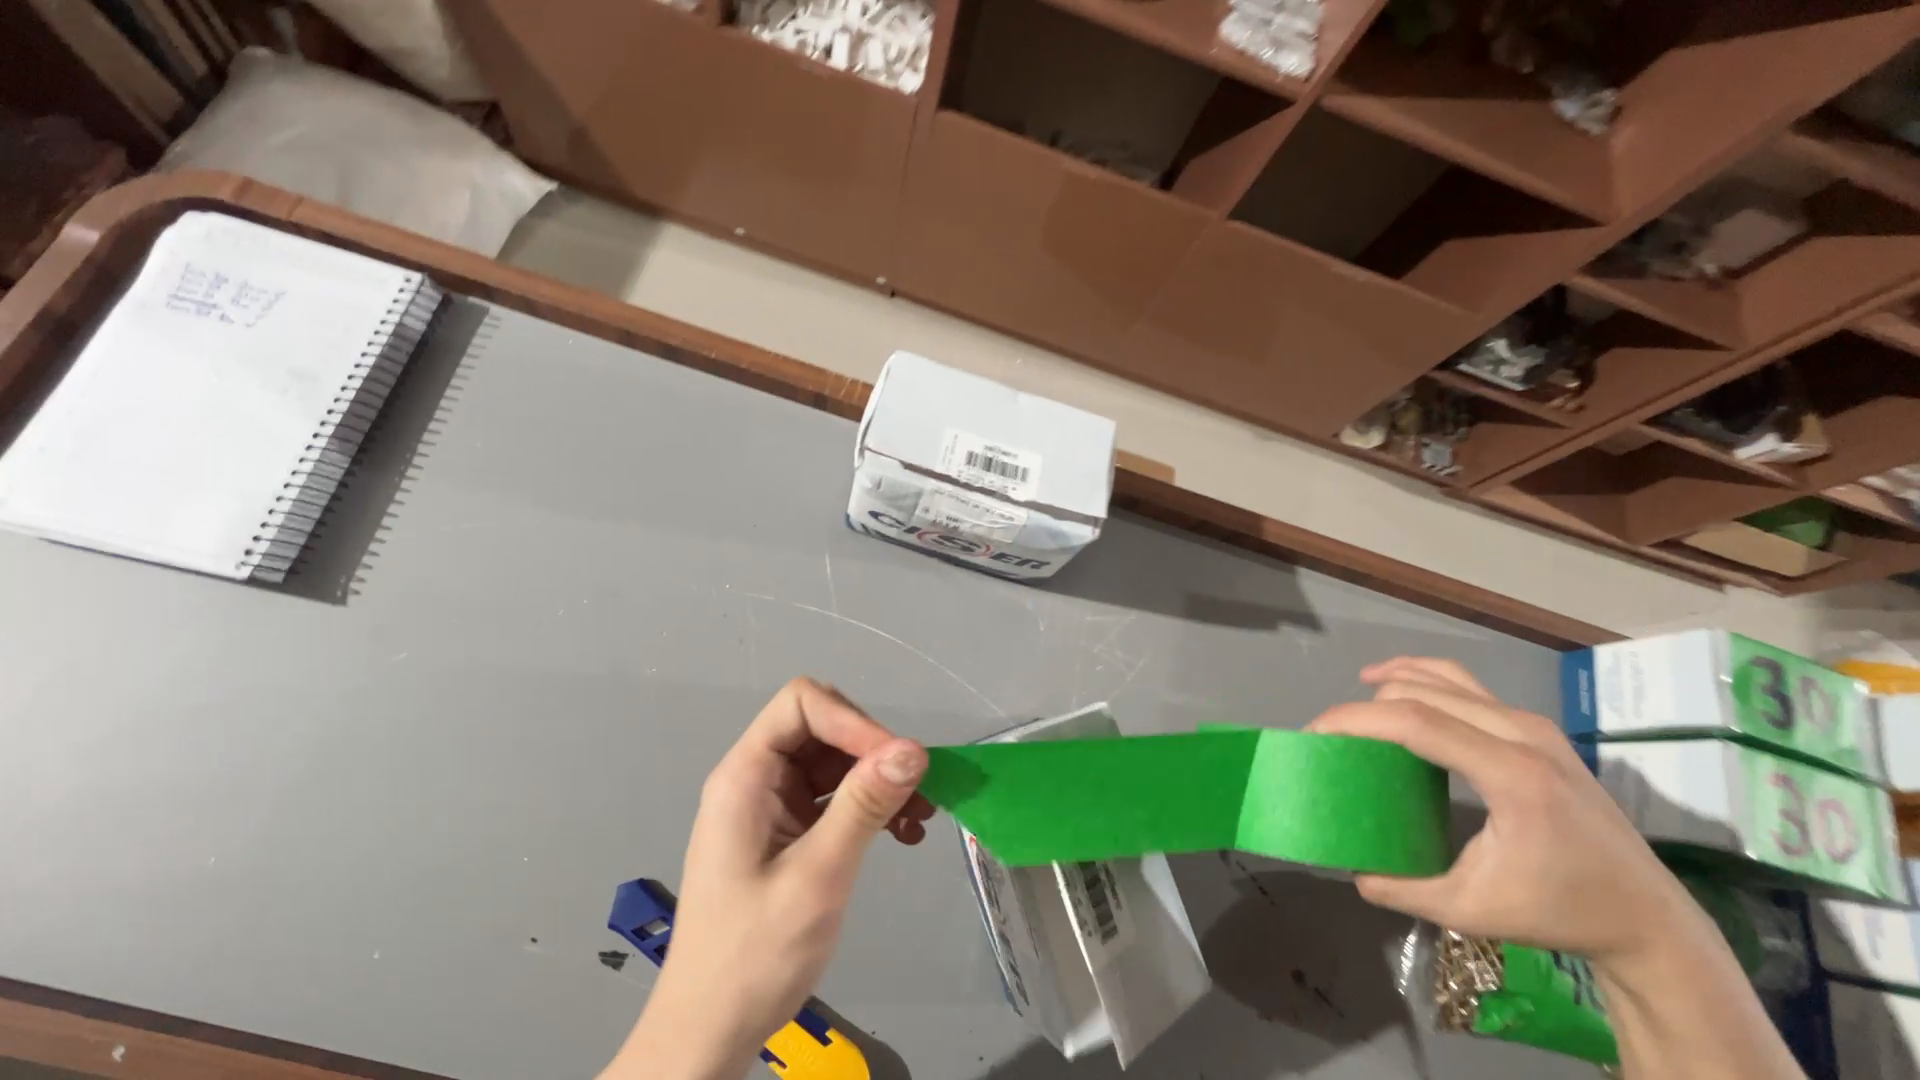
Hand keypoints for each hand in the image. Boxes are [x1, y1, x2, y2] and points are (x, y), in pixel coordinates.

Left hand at [605, 679, 934, 1079]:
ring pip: (834, 763)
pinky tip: (903, 834)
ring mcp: (772, 807)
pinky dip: (871, 808)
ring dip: (880, 781)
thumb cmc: (755, 953)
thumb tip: (912, 750)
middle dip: (873, 750)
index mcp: (746, 777)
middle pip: (821, 728)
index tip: (898, 762)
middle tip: (918, 790)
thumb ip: (863, 806)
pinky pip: (835, 799)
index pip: (801, 706)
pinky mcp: (787, 834)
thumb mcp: (817, 876)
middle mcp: (757, 780)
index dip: (854, 721)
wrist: (711, 1028)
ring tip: (923, 816)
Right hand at [1307, 657, 1694, 962]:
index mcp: (1510, 774)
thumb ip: (1403, 890)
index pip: (1415, 721)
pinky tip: (1400, 687)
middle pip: (1424, 691)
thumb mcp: (1472, 911)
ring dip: (1394, 683)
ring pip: (1448, 678)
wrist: (1647, 915)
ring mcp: (1534, 727)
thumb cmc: (1561, 911)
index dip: (1356, 719)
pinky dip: (1426, 680)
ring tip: (1356, 705)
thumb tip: (1353, 870)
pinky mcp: (1537, 730)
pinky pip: (1470, 687)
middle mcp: (1523, 735)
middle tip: (1330, 736)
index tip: (1315, 733)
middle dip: (1365, 706)